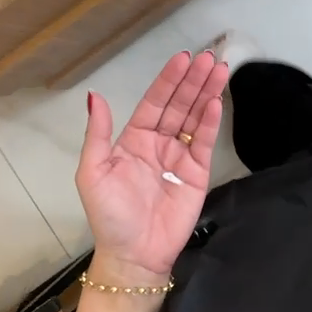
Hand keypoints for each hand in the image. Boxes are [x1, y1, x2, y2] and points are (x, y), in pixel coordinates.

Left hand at [76, 51, 229, 285]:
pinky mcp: (198, 173)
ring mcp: (180, 157)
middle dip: (192, 80)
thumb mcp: (92, 172)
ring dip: (206, 93)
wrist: (133, 254)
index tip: (182, 59)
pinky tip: (216, 101)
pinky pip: (203, 141)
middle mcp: (159, 142)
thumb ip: (97, 133)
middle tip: (207, 57)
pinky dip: (210, 121)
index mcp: (134, 139)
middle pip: (178, 104)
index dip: (168, 80)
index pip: (154, 102)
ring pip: (194, 118)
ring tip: (218, 69)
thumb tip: (95, 95)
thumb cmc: (109, 215)